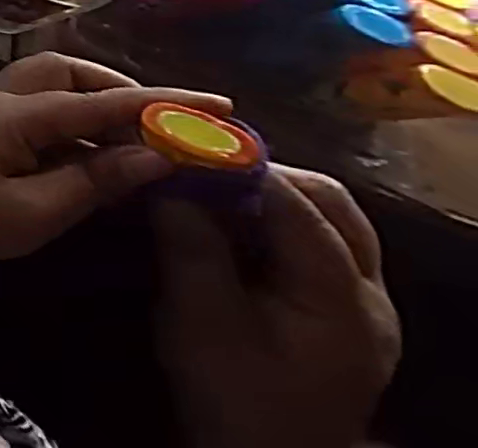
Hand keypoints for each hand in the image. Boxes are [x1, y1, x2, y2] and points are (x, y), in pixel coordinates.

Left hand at [0, 52, 230, 264]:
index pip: (94, 100)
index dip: (158, 103)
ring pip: (48, 83)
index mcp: (10, 115)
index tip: (218, 105)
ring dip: (96, 103)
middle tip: (168, 122)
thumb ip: (94, 181)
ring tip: (143, 140)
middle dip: (119, 88)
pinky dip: (73, 120)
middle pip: (64, 71)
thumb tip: (156, 157)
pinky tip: (99, 154)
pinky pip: (36, 106)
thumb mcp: (34, 211)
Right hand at [154, 166, 399, 447]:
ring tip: (202, 184)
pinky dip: (265, 215)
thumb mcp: (200, 319)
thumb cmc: (234, 390)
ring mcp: (355, 302)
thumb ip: (189, 247)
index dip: (244, 168)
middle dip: (262, 173)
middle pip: (332, 206)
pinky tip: (219, 219)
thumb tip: (168, 182)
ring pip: (326, 219)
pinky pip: (310, 240)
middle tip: (195, 161)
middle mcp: (364, 294)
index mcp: (340, 300)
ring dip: (265, 192)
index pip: (302, 212)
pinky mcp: (331, 307)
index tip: (185, 141)